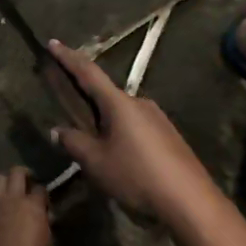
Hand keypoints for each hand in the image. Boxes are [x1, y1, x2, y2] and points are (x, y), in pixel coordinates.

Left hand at [0, 167, 51, 245]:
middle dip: (24, 174)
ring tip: (8, 187)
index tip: (44, 201)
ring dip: (3, 180)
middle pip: (17, 172)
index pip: (41, 188)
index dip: (44, 193)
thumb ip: (46, 224)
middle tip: (27, 182)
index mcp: (34, 206)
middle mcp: (14, 198)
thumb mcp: (48, 243)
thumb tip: (45, 216)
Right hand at [47, 39, 224, 223]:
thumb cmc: (137, 175)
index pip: (88, 72)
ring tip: (93, 142)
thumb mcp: (96, 162)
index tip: (54, 42)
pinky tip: (119, 156)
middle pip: (106, 94)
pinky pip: (136, 126)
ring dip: (105, 120)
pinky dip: (121, 132)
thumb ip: (73, 142)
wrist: (191, 202)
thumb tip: (58, 130)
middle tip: (68, 103)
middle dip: (86, 97)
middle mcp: (139, 103)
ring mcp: (158, 119)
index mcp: (119, 103)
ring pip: (122, 113)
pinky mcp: (169, 137)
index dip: (68, 57)